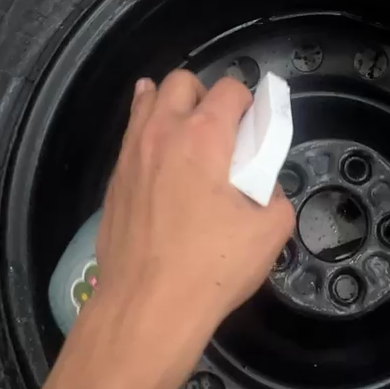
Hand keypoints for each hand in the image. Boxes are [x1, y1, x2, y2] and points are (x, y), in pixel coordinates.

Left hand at [84, 71, 296, 376]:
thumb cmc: (211, 266)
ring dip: (172, 107)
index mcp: (205, 136)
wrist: (146, 307)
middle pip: (182, 81)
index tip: (254, 128)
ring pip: (147, 99)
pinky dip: (148, 133)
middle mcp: (163, 133)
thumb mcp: (271, 230)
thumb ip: (275, 194)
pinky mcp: (114, 180)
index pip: (230, 89)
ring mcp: (131, 154)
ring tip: (187, 136)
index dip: (249, 102)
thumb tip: (261, 187)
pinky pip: (131, 135)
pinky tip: (161, 158)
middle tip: (221, 131)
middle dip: (206, 96)